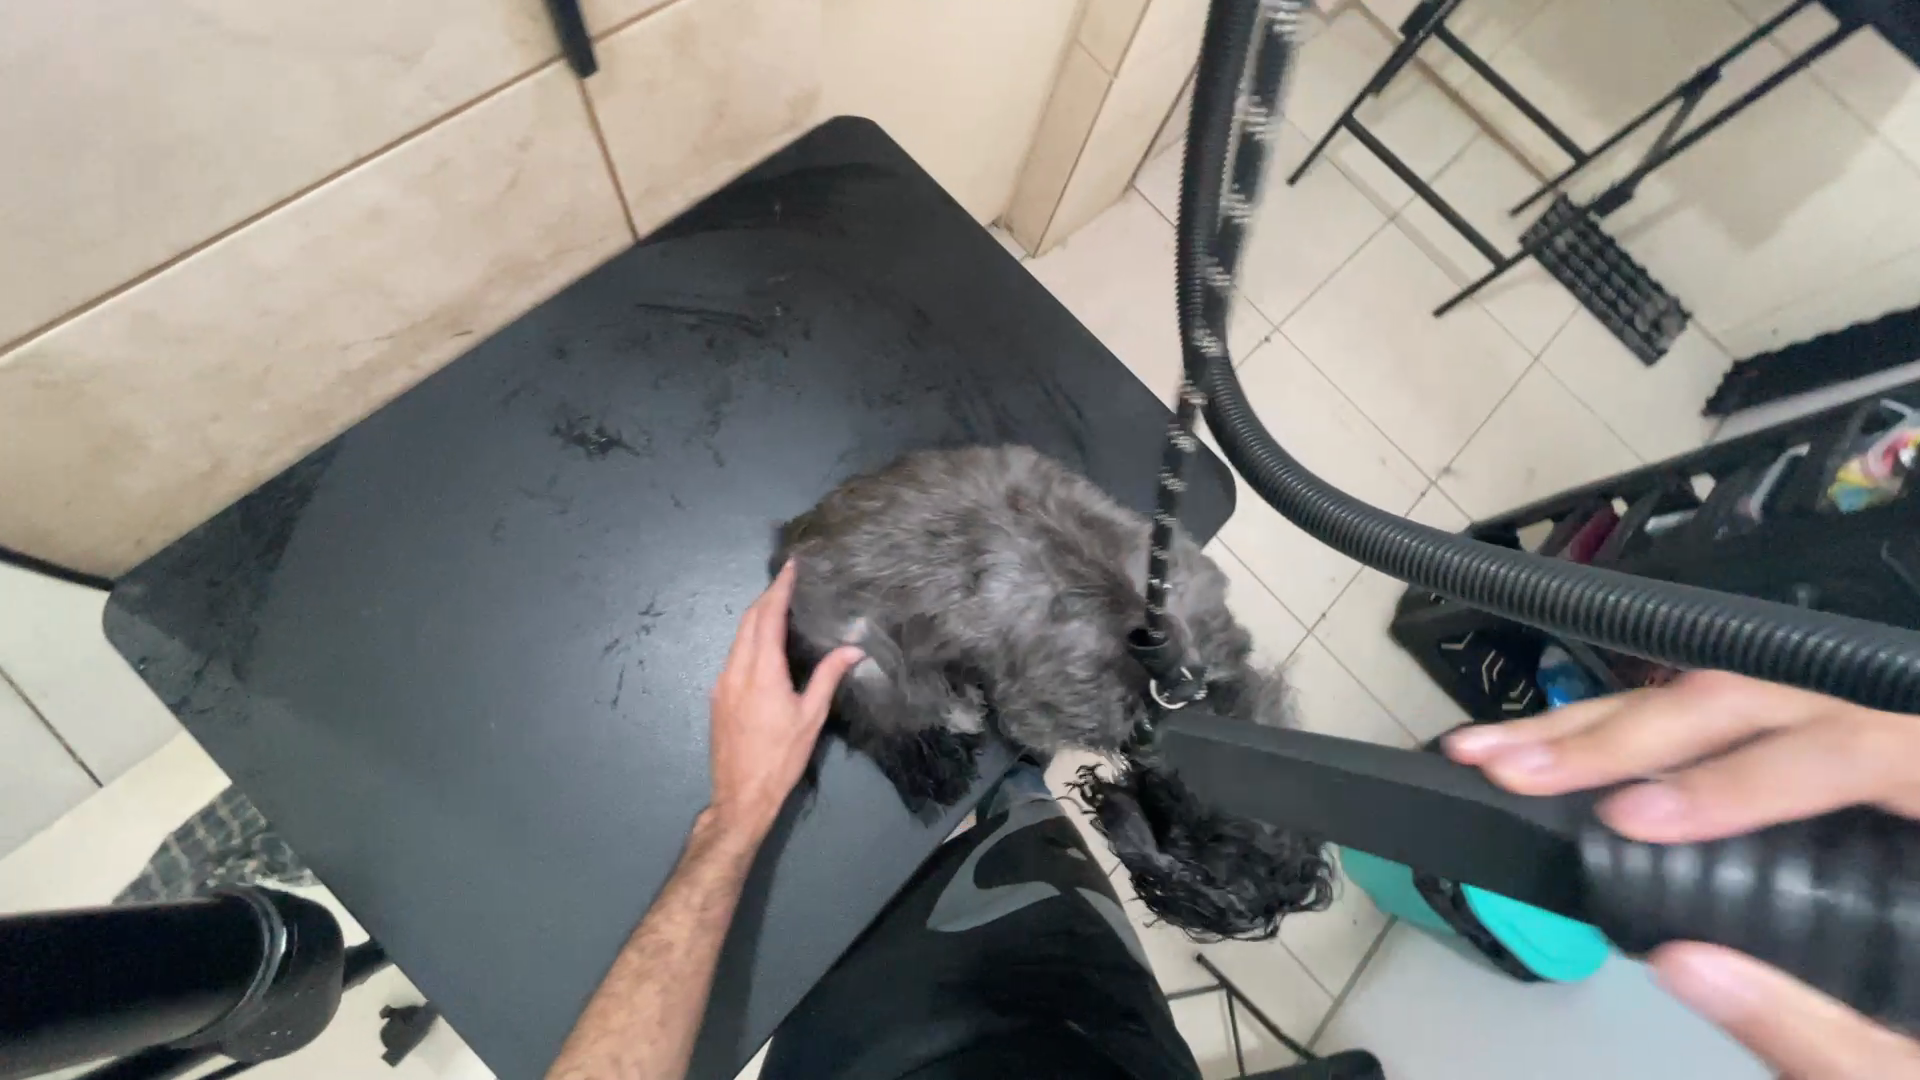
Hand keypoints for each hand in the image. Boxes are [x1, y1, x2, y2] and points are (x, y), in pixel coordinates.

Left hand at [705, 560, 862, 846]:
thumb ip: (828, 677)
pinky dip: (749, 637)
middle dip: (767, 596)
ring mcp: (722, 682)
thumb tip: (854, 648)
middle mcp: (736, 670)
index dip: (780, 589)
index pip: (769, 617)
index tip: (791, 567)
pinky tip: (764, 641)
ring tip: (779, 603)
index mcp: (762, 671)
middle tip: (788, 579)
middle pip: (749, 620)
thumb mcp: (812, 717)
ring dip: (757, 615)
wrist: (740, 796)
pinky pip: (733, 653)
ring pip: (738, 636)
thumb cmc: (782, 757)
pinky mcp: (717, 695)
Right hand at [1445, 671, 1919, 1079]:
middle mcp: (1895, 756)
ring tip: (1489, 752)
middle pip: (1745, 704)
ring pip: (1688, 702)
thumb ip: (1830, 1035)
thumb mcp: (1918, 1067)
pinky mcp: (1758, 759)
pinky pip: (1669, 725)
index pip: (1852, 752)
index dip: (1738, 781)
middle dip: (1616, 741)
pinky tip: (1520, 748)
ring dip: (1575, 730)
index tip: (1632, 821)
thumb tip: (1685, 966)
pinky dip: (1584, 736)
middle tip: (1521, 771)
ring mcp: (1818, 745)